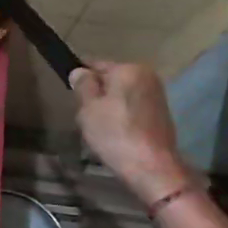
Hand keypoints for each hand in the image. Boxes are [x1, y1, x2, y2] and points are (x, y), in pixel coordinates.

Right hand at [69, 60, 196, 205]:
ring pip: (122, 93)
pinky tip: (113, 131)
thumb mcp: (88, 109)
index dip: (80, 74)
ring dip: (107, 104)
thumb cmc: (114, 133)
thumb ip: (83, 86)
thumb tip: (79, 71)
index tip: (68, 87)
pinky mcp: (159, 112)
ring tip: (96, 125)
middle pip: (111, 79)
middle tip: (81, 113)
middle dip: (96, 92)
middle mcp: (146, 75)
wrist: (150, 164)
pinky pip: (132, 106)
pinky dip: (120, 114)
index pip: (96, 64)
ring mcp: (156, 93)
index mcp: (128, 69)